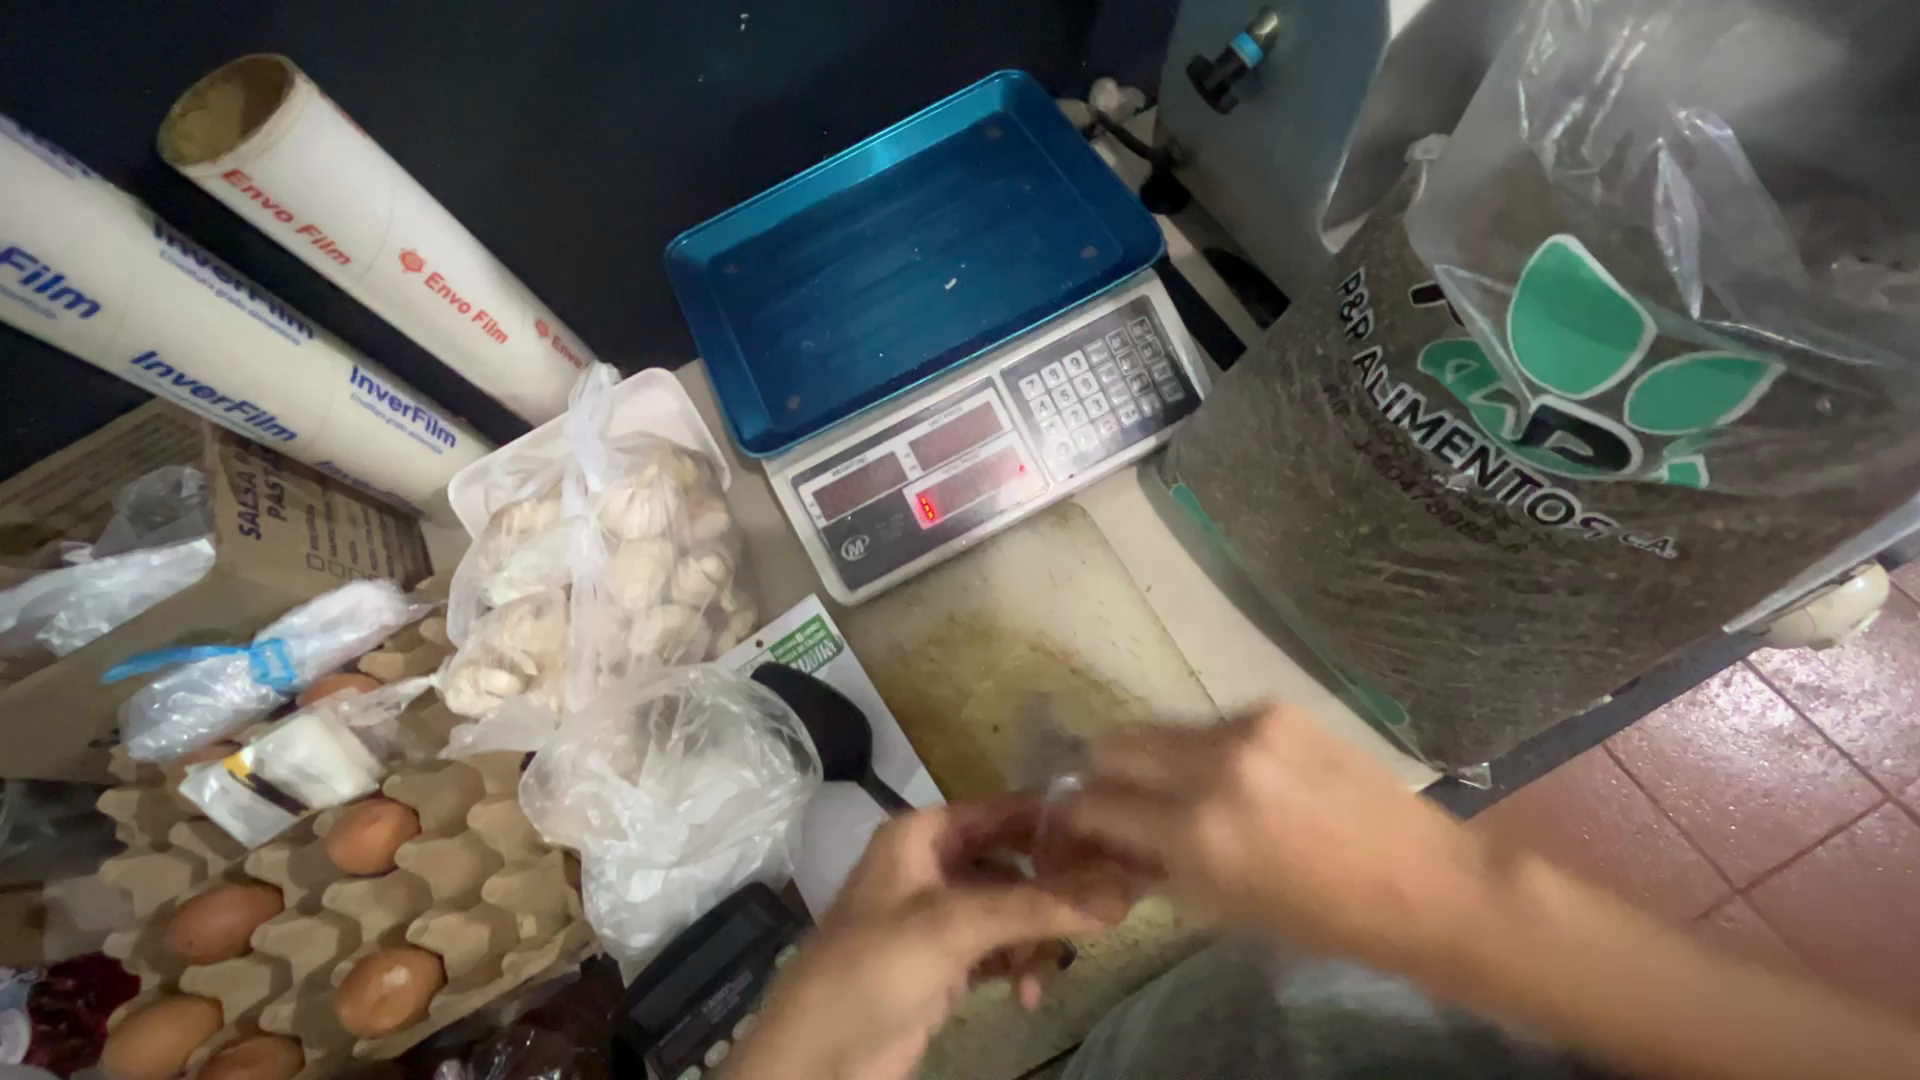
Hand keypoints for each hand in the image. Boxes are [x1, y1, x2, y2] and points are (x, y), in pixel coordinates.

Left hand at [725, 795, 1130, 1079]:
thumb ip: (1037, 906)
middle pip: (1014, 863)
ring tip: (1038, 980)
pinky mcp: (945, 962)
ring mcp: (939, 915)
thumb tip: (1121, 891)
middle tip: (1103, 916)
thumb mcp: (954, 926)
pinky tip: (1026, 995)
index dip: (1058, 826)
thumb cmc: (874, 968)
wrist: (815, 1061)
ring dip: (1034, 940)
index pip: (1006, 812)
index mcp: (924, 833)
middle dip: (1052, 894)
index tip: (1116, 848)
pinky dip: (1018, 965)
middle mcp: (933, 863)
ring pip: (1011, 910)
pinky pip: (999, 949)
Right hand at [1060, 704, 1492, 975]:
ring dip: (1157, 757)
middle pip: (1112, 742)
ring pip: (1159, 727)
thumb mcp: (1218, 907)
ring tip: (1185, 786)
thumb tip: (1106, 834)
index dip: (1078, 811)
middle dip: (1103, 770)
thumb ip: (1152, 864)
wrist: (1420, 880)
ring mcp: (1244, 729)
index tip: (1079, 817)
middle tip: (1121, 794)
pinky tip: (1242, 775)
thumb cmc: (1316, 916)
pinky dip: (1207, 749)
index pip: (1097, 802)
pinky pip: (1210, 724)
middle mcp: (1210, 767)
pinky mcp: (1271, 708)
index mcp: (1195, 833)